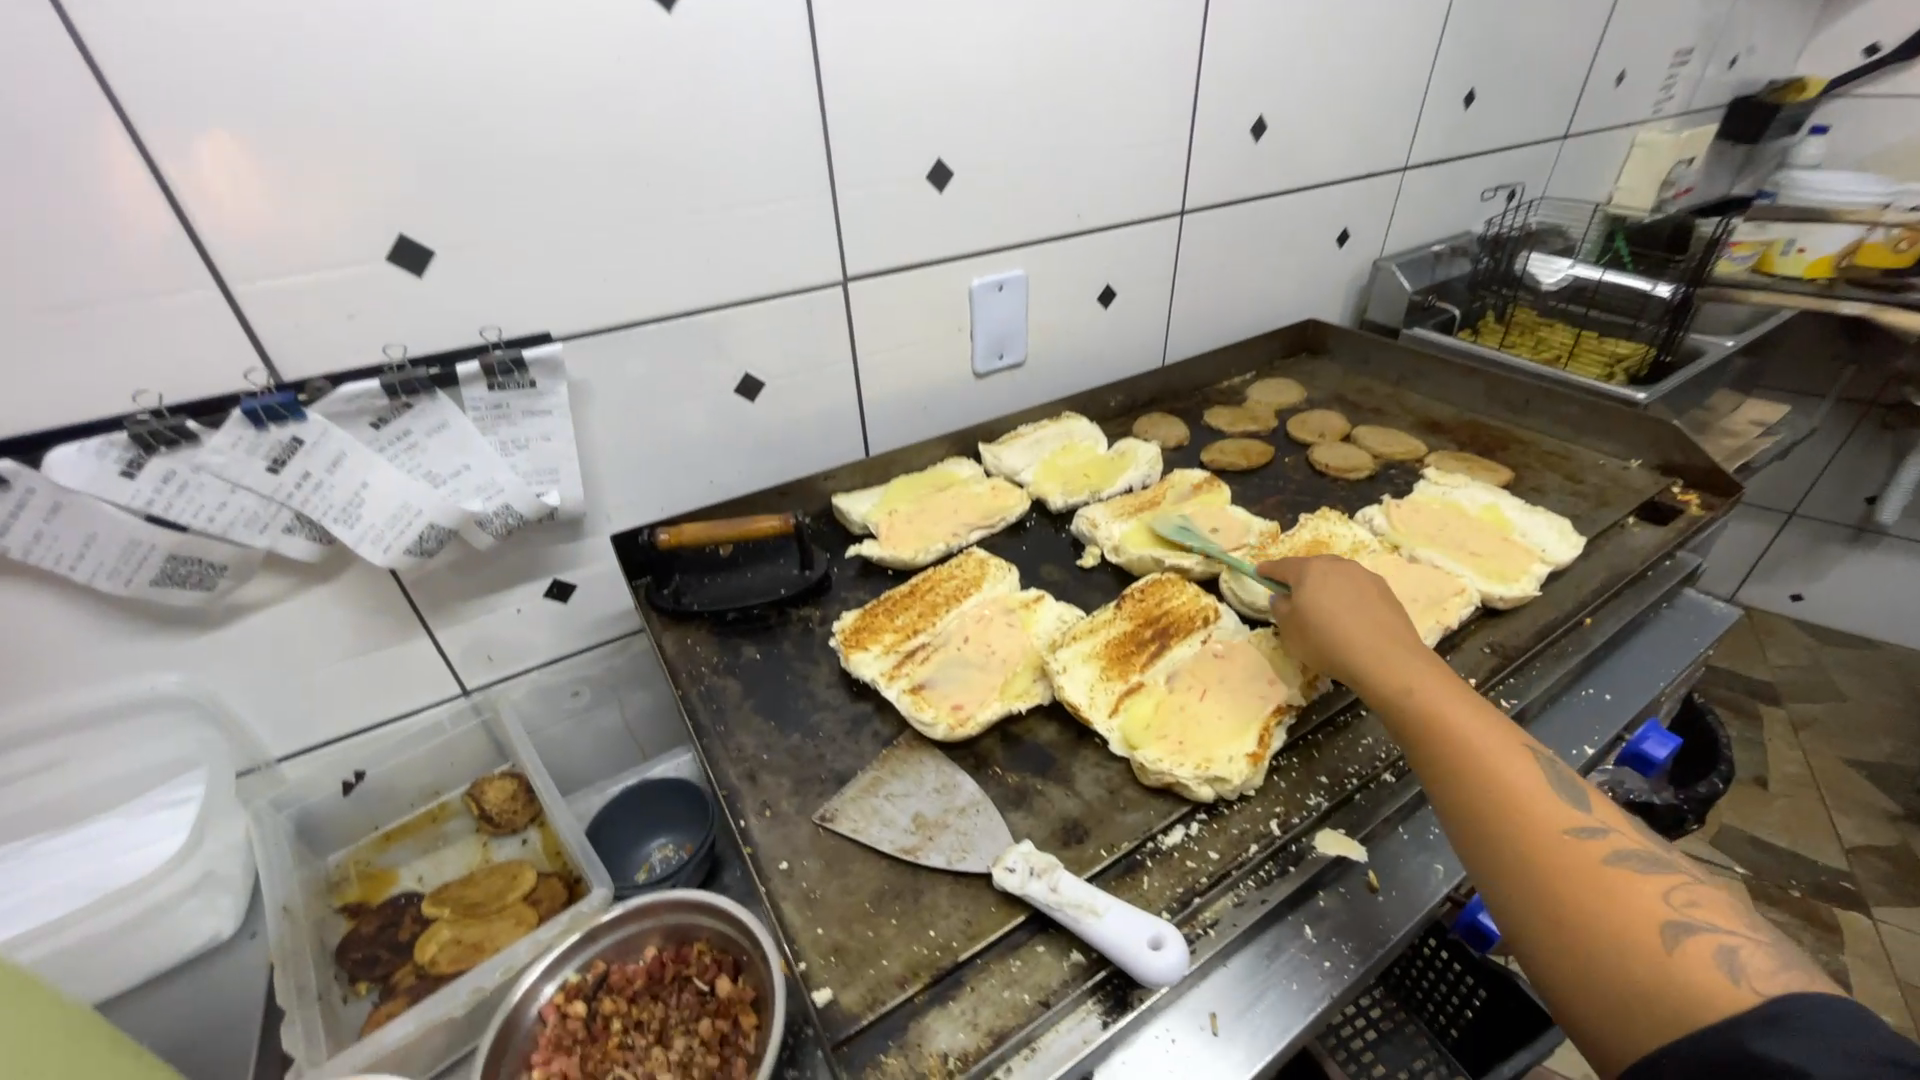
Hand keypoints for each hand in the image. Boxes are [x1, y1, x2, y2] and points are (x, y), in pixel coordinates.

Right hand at [1259, 555, 1433, 692]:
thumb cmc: (1326, 642)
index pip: (1281, 566)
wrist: (1386, 659)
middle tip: (1293, 593)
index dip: (1267, 570)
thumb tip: (1282, 597)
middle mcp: (1336, 565)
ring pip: (1337, 575)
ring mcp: (1364, 575)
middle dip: (1300, 576)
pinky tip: (1350, 617)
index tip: (1258, 572)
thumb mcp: (1289, 630)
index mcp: (1308, 570)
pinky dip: (1348, 596)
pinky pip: (1357, 588)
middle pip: (1311, 566)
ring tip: (1324, 606)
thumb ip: (1280, 608)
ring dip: (1326, 586)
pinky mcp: (1385, 590)